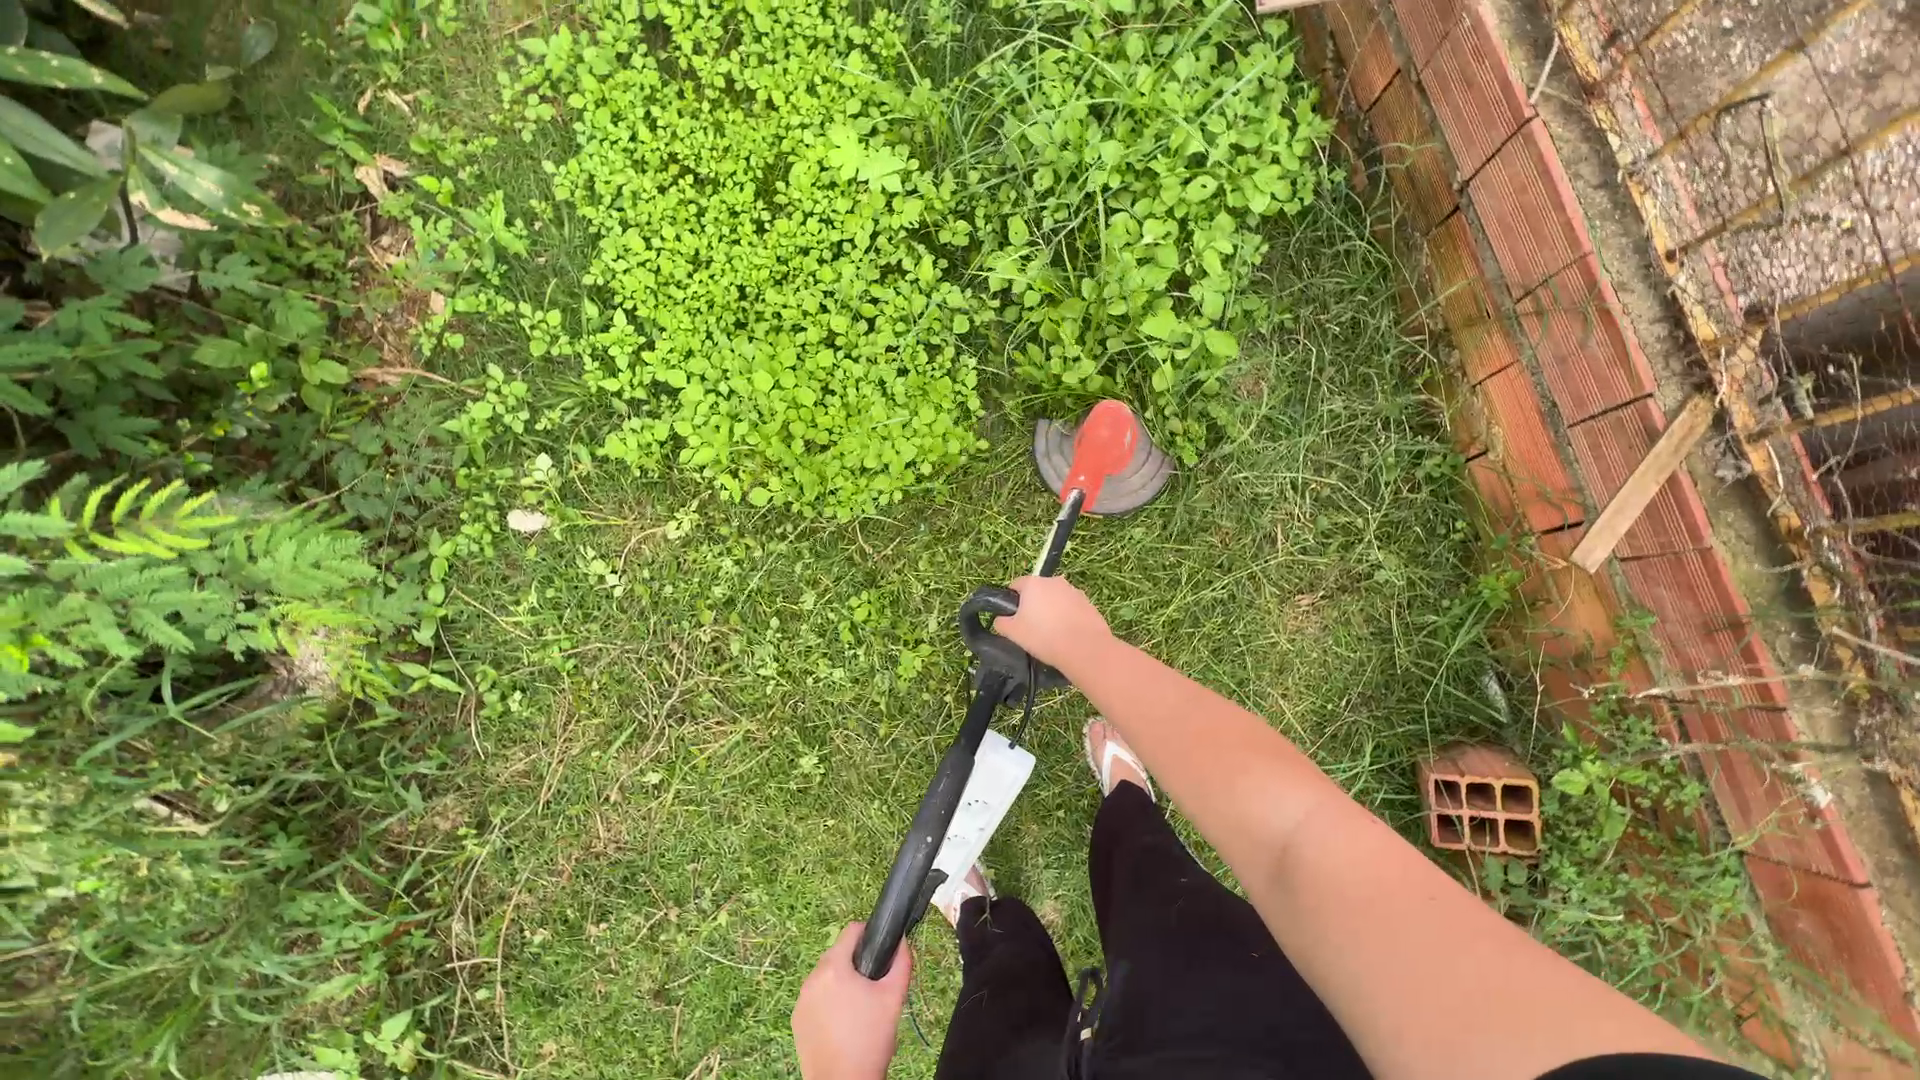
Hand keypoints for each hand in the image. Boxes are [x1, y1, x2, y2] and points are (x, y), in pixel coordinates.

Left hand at [792, 923, 910, 1079]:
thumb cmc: (871, 1039)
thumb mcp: (894, 997)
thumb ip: (901, 962)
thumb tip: (900, 942)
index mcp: (834, 966)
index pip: (852, 930)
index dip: (870, 935)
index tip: (881, 954)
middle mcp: (812, 977)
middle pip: (838, 954)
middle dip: (857, 964)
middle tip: (873, 988)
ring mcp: (801, 1000)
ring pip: (827, 977)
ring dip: (842, 983)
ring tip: (860, 1009)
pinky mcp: (797, 1020)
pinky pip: (816, 998)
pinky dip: (829, 1003)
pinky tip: (843, 1024)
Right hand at [995, 575, 1111, 670]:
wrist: (1084, 649)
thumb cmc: (1043, 637)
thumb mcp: (1012, 632)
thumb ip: (1001, 622)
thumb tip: (1000, 620)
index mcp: (1033, 583)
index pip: (1015, 585)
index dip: (1011, 601)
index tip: (1012, 618)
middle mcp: (1054, 581)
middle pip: (1037, 591)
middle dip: (1033, 605)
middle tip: (1030, 628)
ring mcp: (1074, 591)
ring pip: (1055, 599)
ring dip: (1051, 611)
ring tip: (1051, 634)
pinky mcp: (1088, 603)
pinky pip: (1071, 608)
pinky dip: (1067, 617)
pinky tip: (1067, 635)